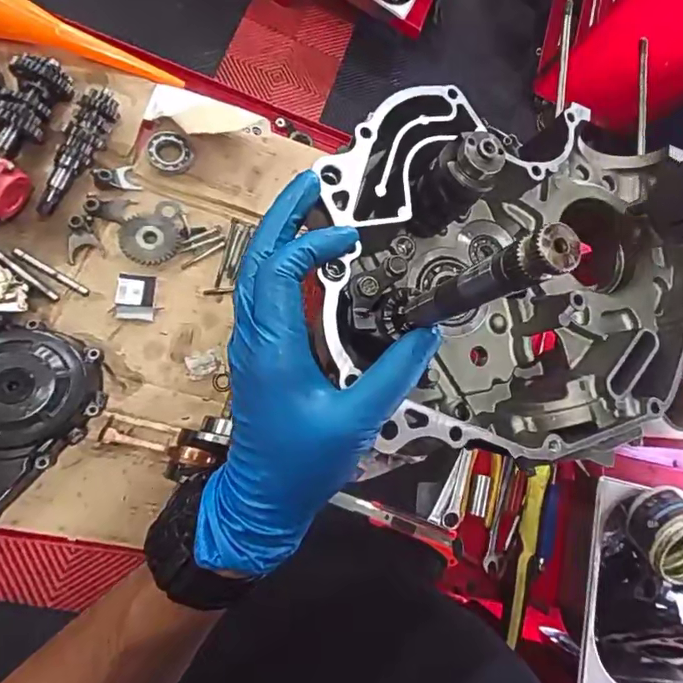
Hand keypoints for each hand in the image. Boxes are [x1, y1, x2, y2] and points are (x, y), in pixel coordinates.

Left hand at [196, 171, 441, 576]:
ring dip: (284, 234)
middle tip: (316, 182)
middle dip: (284, 216)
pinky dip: (290, 262)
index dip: (310, 243)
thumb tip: (426, 332)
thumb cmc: (300, 464)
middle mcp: (256, 336)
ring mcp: (258, 342)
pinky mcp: (267, 350)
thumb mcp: (357, 418)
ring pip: (259, 272)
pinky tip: (315, 256)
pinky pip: (272, 292)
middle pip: (257, 259)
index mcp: (271, 348)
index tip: (349, 235)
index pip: (278, 273)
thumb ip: (395, 372)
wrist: (261, 499)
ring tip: (315, 206)